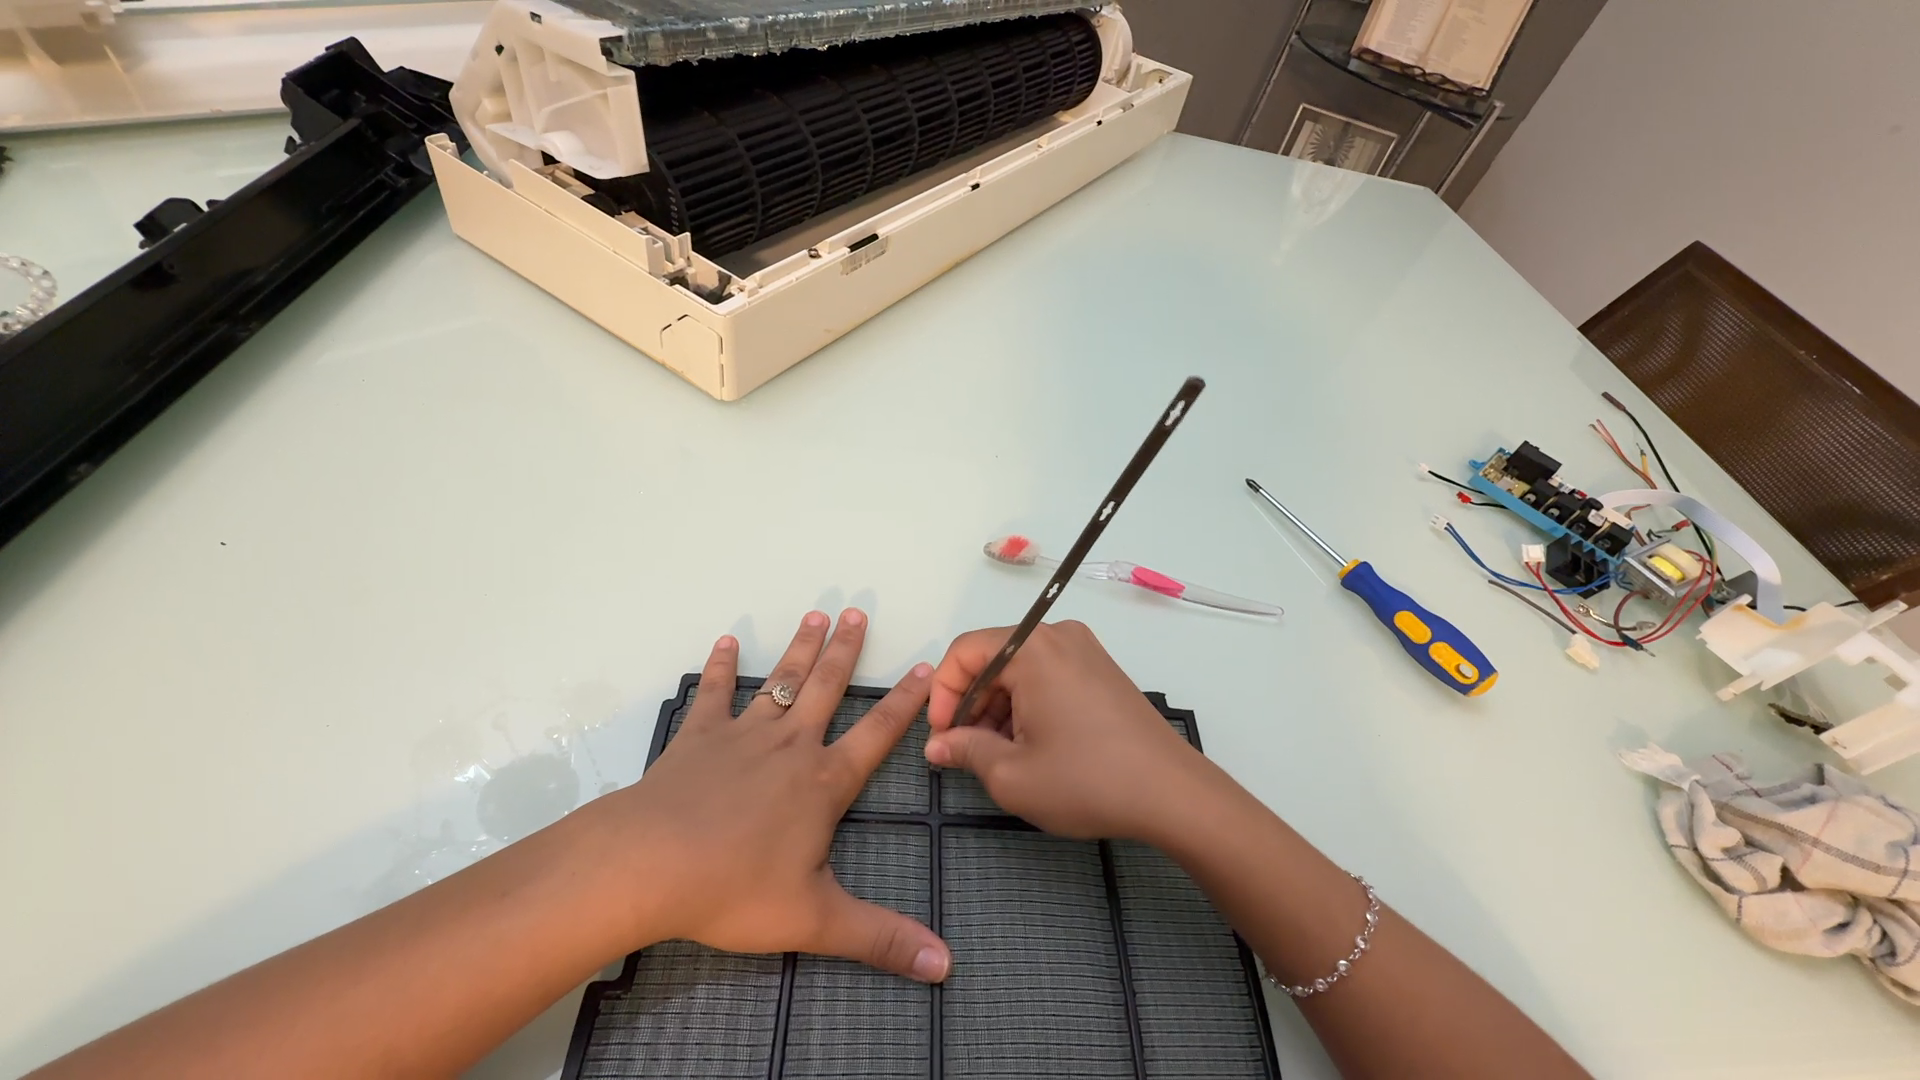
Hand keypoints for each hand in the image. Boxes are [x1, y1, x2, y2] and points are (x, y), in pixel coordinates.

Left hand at [602, 609, 950, 982]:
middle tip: (859, 613)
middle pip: (826, 688)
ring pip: (780, 681)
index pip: (878, 733)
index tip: (927, 666)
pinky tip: (723, 642)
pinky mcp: (698, 737)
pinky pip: (711, 693)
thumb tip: (945, 965)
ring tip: (816, 613)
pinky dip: (717, 667)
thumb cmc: (734, 888)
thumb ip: (881, 938)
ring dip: (799, 647)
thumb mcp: (815, 920)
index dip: (905, 701)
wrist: (648, 865)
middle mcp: (789, 746)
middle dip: (846, 651)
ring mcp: (742, 735)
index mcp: (823, 782)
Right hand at [922, 620, 1214, 841]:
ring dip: (999, 708)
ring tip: (1001, 756)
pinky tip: (1033, 746)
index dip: (942, 694)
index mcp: (1033, 648)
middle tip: (967, 751)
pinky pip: (1048, 677)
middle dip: (972, 704)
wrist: (1173, 794)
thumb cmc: (1086, 781)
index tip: (941, 737)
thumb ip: (964, 750)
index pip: (964, 651)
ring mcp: (1085, 651)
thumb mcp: (1011, 775)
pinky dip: (1029, 705)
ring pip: (1020, 670)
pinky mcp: (1102, 671)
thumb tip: (937, 744)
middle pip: (993, 658)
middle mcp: (1059, 636)